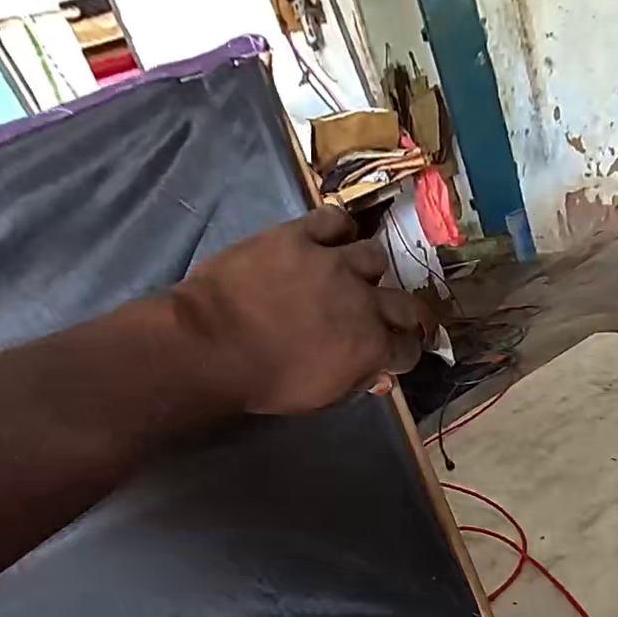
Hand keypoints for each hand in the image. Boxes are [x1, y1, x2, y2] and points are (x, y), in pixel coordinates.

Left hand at [167, 206, 433, 414]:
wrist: (210, 347)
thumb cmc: (264, 382)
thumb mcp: (318, 396)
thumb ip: (355, 381)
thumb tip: (380, 377)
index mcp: (370, 346)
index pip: (407, 349)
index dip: (402, 354)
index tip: (392, 355)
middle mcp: (363, 301)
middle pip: (404, 303)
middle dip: (401, 315)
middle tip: (385, 318)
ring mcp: (333, 263)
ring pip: (374, 256)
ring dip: (369, 271)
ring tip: (352, 275)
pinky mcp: (299, 236)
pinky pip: (333, 220)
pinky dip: (339, 229)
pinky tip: (333, 239)